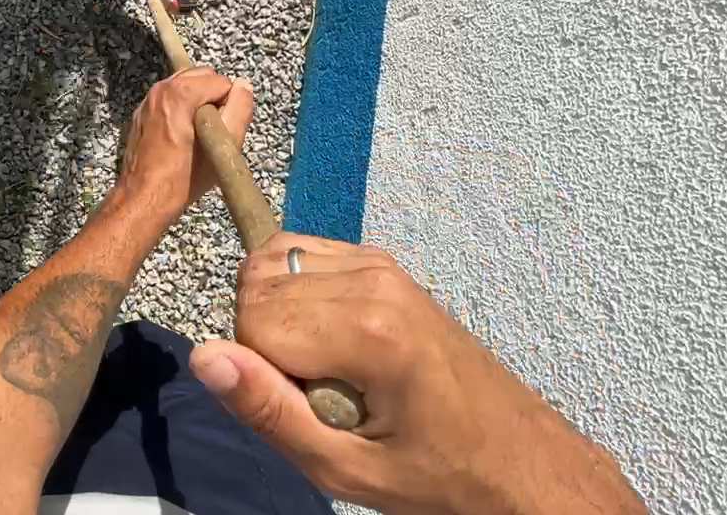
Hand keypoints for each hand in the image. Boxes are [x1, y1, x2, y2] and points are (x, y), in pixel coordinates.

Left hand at [112, 66, 253, 223]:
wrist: (145, 195)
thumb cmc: (183, 177)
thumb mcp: (224, 146)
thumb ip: (240, 110)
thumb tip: (243, 86)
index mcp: (179, 93)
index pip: (222, 81)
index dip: (230, 105)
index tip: (222, 129)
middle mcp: (160, 89)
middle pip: (202, 76)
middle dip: (214, 97)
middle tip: (214, 129)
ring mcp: (148, 100)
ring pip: (186, 84)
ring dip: (198, 101)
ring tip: (199, 133)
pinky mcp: (142, 112)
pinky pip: (170, 98)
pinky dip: (181, 108)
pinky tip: (183, 135)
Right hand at [188, 235, 645, 514]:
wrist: (523, 463)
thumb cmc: (437, 478)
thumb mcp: (348, 470)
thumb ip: (269, 411)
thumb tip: (203, 357)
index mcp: (369, 331)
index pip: (253, 323)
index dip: (264, 373)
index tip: (311, 408)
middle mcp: (371, 279)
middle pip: (256, 284)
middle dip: (264, 337)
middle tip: (317, 389)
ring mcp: (376, 262)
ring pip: (268, 262)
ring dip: (274, 310)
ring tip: (322, 362)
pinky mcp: (378, 259)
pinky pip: (294, 250)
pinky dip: (289, 286)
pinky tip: (324, 331)